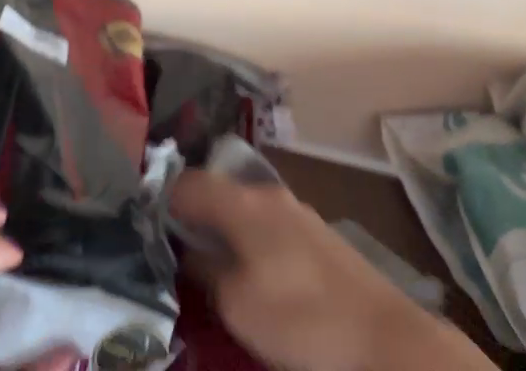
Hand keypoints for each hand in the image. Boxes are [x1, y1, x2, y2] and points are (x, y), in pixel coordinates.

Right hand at [171, 170, 495, 370]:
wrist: (389, 343)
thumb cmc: (302, 319)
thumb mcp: (235, 303)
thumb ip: (204, 268)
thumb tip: (188, 251)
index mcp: (242, 201)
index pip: (182, 182)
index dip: (155, 198)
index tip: (136, 221)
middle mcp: (268, 195)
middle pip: (213, 192)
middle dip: (187, 214)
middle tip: (164, 244)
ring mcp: (297, 214)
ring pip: (240, 210)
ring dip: (218, 229)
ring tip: (200, 261)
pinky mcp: (317, 239)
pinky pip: (264, 227)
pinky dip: (245, 241)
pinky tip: (243, 269)